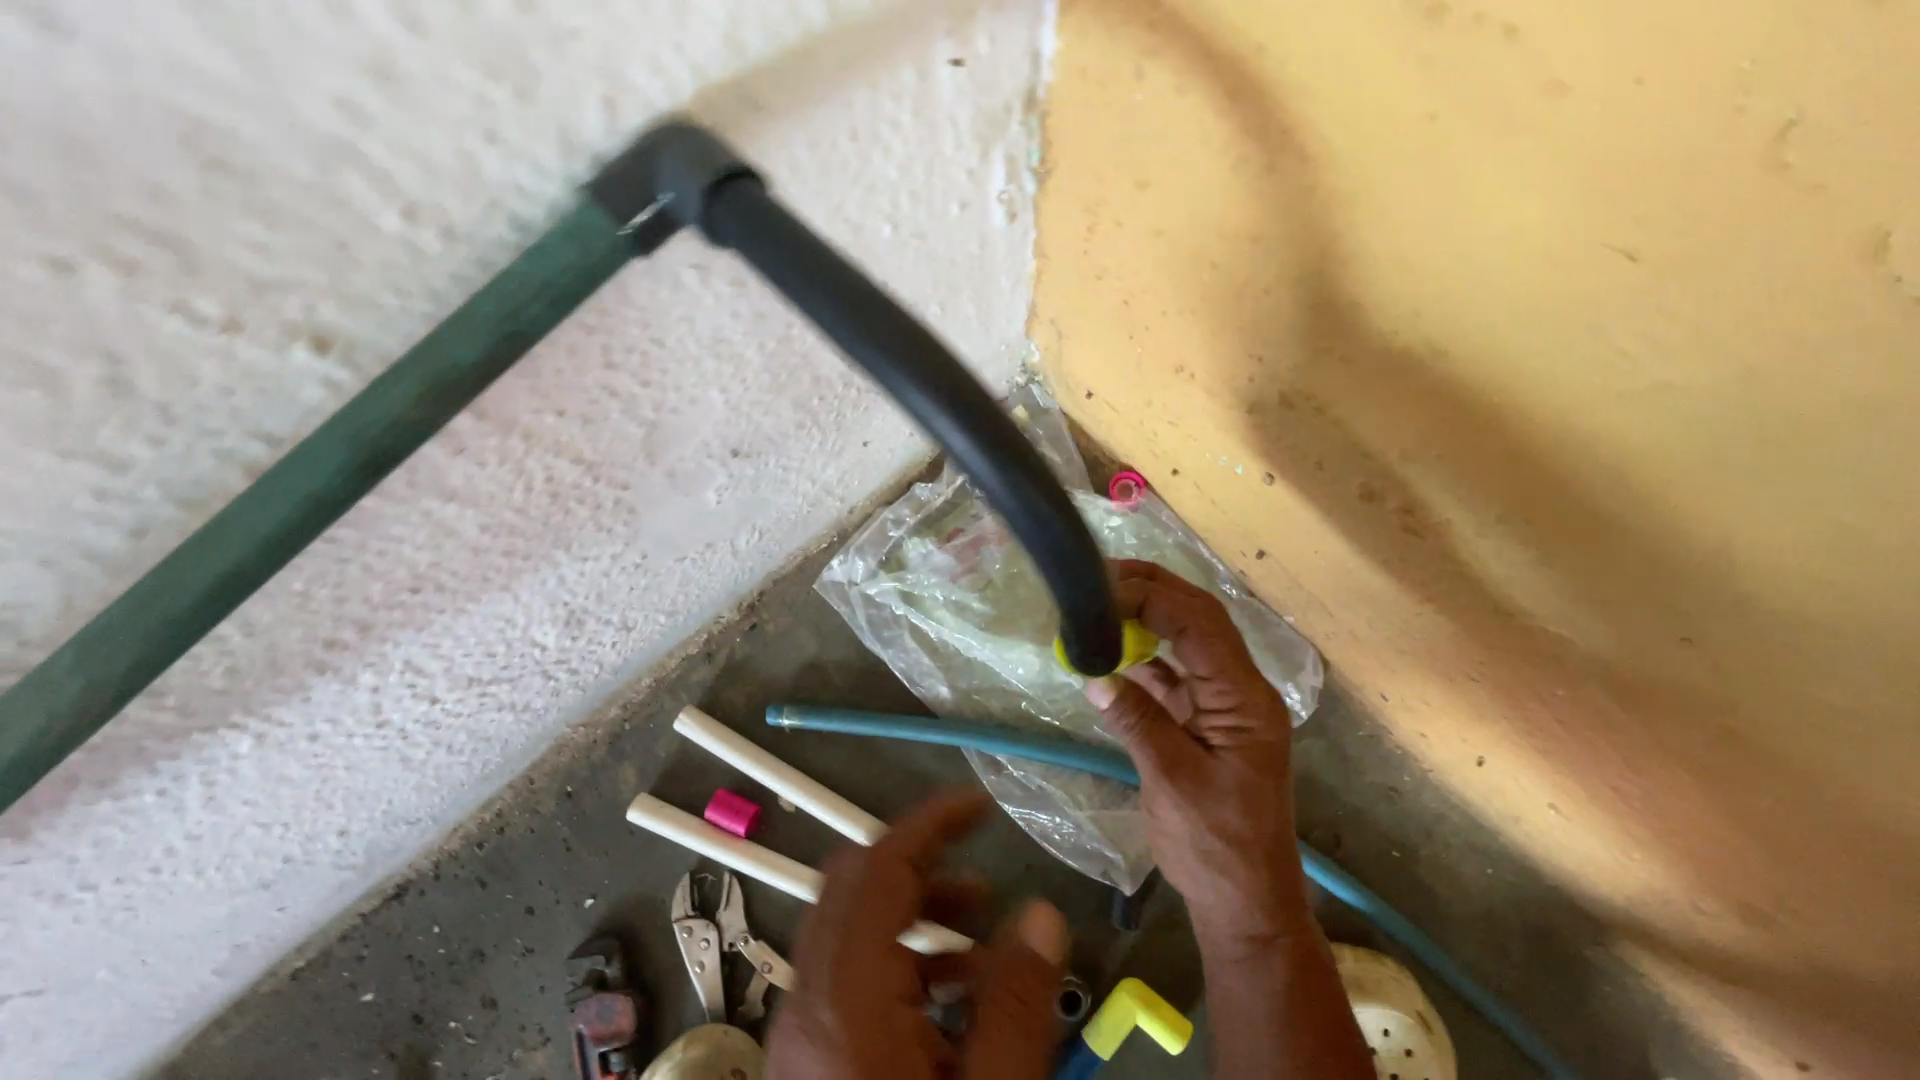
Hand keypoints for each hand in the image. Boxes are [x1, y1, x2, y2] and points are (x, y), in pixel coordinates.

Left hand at [766, 790, 1069, 1079]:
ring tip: (984, 947)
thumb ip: (1015, 1002)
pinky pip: (850, 985)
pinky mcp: (810, 1063)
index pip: (878, 869)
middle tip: (988, 884)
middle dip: (925, 871)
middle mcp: (808, 1001)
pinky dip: (902, 970)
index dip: (930, 825)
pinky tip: (953, 1011)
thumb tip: (1041, 912)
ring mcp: (800, 1034)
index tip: (981, 804)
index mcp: (846, 998)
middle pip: (856, 891)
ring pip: (852, 937)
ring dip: (917, 923)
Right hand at [1085, 560, 1310, 945]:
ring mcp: (1224, 707)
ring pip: (1186, 643)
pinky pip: (1174, 677)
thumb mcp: (1172, 781)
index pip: (1200, 625)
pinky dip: (1142, 661)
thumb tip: (1095, 676)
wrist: (1245, 900)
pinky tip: (1110, 655)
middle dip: (1153, 591)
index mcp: (1245, 699)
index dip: (1152, 597)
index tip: (1102, 591)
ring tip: (1100, 604)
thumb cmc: (1216, 846)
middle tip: (1101, 578)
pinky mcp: (1206, 724)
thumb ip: (1137, 722)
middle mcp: (1240, 691)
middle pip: (1200, 620)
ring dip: (1146, 620)